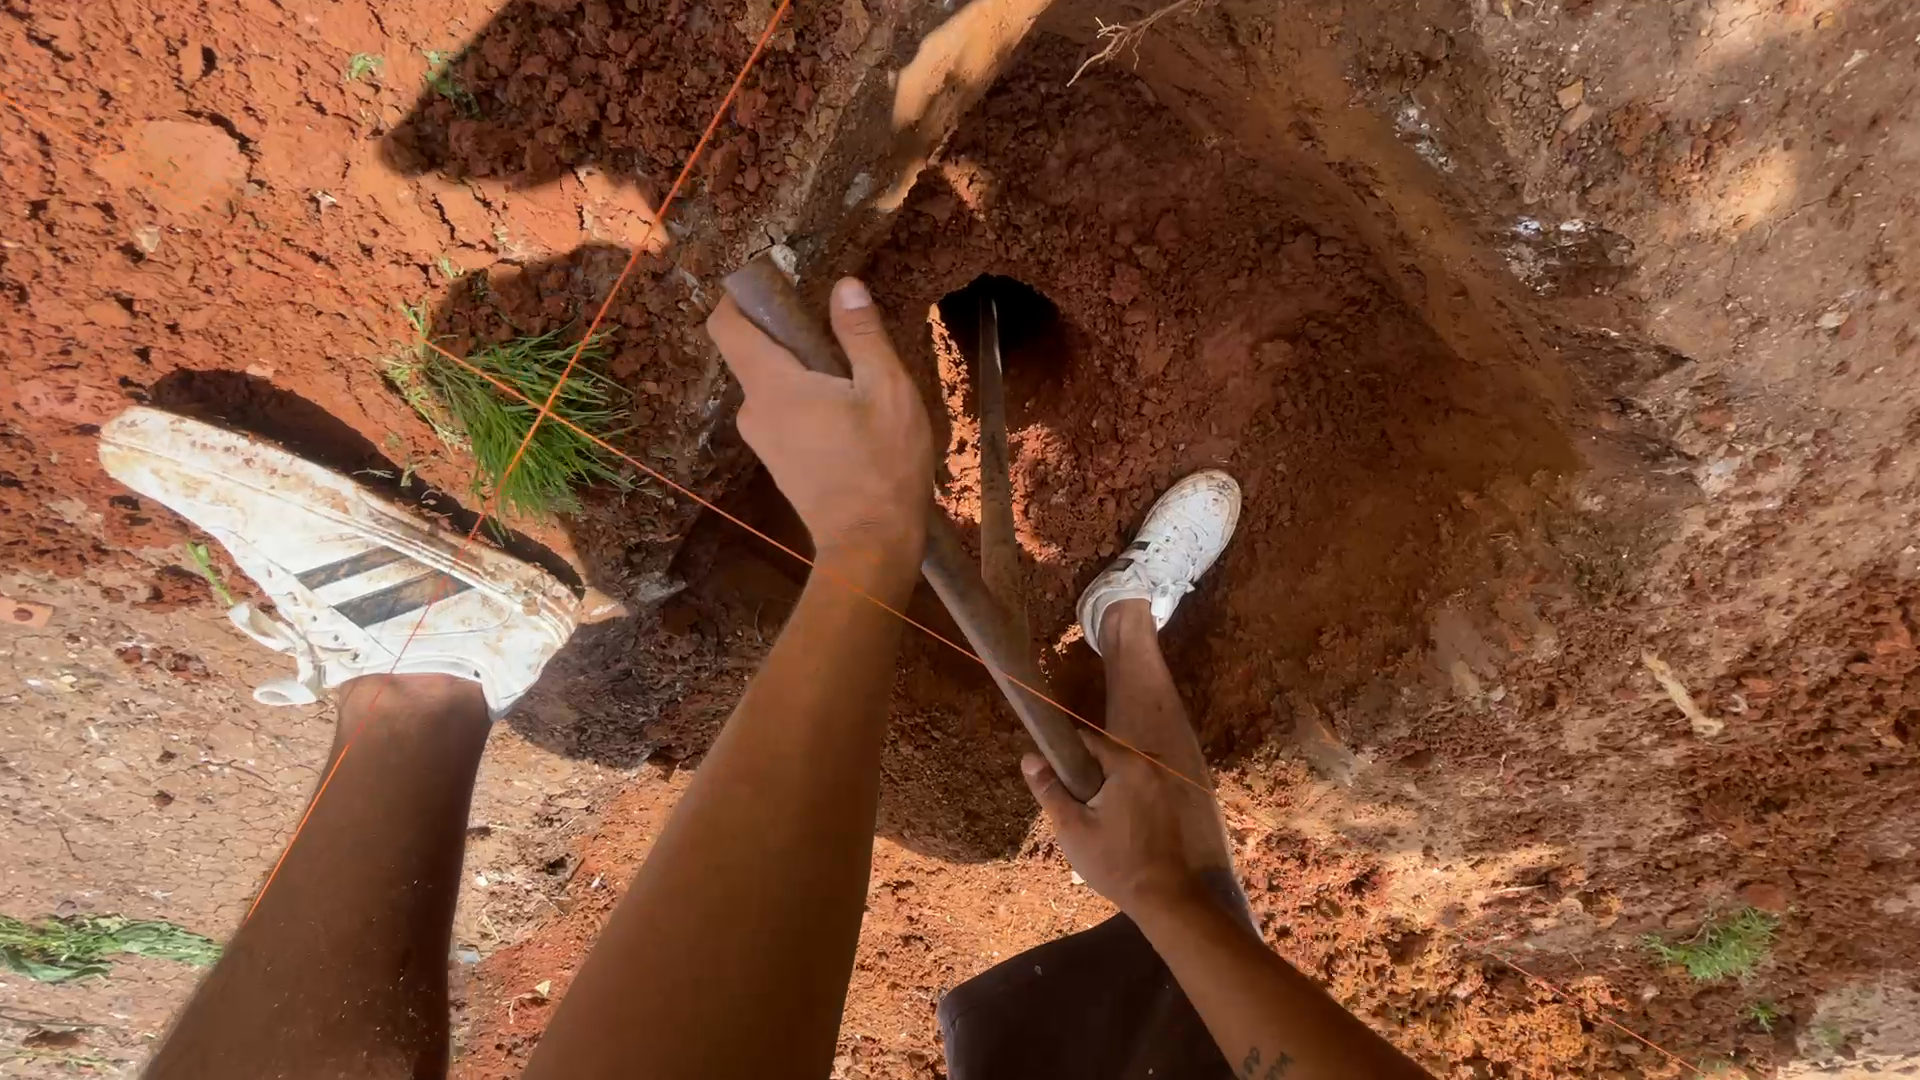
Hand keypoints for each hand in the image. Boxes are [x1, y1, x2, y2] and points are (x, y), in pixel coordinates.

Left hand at [707, 278, 933, 583]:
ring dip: (805, 376)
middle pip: (755, 356)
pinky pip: (784, 417)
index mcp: (772, 385)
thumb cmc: (881, 464)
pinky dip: (806, 405)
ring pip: (774, 389)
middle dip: (791, 339)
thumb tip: (845, 287)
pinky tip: (850, 421)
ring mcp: (763, 443)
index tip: (775, 286)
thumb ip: (862, 335)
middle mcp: (754, 412)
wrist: (871, 545)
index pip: (726, 325)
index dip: (739, 297)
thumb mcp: (887, 391)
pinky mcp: (780, 466)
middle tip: (844, 342)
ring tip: (856, 386)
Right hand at [1022, 730, 1236, 916]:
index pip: (1086, 740)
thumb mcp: (1071, 826)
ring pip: (1118, 773)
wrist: (1161, 897)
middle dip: (1083, 776)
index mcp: (1128, 765)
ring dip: (1101, 789)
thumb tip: (1028, 757)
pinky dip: (1119, 798)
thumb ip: (1049, 789)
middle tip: (1073, 810)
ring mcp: (1162, 784)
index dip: (1064, 758)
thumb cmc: (1113, 861)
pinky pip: (1133, 788)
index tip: (1056, 784)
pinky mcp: (1168, 802)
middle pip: (1103, 756)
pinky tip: (1112, 827)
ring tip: (1091, 822)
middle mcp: (1149, 766)